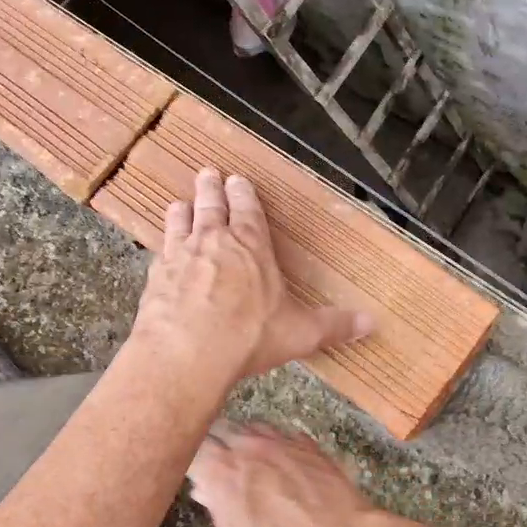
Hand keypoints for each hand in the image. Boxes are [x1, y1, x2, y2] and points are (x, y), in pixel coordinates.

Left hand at [130, 168, 374, 382]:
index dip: (243, 193)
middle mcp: (215, 241)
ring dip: (182, 211)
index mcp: (252, 245)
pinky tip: (161, 252)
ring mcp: (182, 256)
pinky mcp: (156, 278)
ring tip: (180, 203)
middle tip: (208, 174)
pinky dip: (162, 246)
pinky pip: (160, 253)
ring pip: (181, 223)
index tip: (237, 179)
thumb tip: (370, 325)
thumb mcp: (300, 333)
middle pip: (212, 206)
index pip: (248, 210)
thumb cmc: (248, 336)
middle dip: (211, 189)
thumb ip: (333, 326)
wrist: (186, 353)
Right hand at [187, 424, 382, 526]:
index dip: (188, 456)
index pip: (192, 446)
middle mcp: (249, 445)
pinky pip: (280, 434)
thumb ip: (219, 511)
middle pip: (219, 428)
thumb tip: (209, 490)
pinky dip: (273, 446)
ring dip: (244, 442)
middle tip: (217, 468)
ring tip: (250, 467)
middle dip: (215, 445)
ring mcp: (280, 439)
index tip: (190, 469)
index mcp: (224, 471)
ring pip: (251, 427)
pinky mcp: (306, 442)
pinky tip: (281, 467)